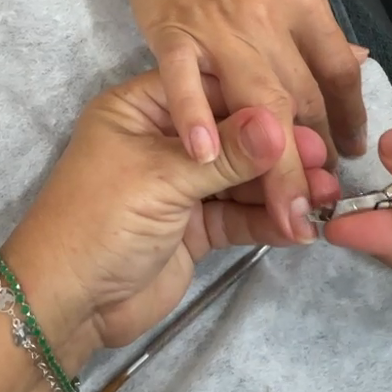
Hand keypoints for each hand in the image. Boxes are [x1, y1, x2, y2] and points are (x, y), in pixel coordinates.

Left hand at [3, 72, 336, 350]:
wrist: (67, 301)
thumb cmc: (101, 217)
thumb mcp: (161, 177)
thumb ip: (225, 155)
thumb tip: (279, 124)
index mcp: (141, 108)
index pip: (206, 90)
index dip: (253, 100)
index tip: (301, 109)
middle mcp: (162, 138)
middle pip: (227, 135)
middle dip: (273, 149)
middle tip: (322, 158)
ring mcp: (178, 184)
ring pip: (236, 178)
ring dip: (277, 187)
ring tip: (323, 195)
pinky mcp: (191, 225)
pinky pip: (234, 215)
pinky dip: (264, 220)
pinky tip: (300, 225)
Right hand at [85, 0, 365, 240]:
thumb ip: (310, 25)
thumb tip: (352, 64)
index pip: (338, 69)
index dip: (349, 119)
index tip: (349, 154)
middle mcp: (267, 12)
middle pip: (302, 98)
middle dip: (316, 161)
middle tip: (321, 209)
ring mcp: (216, 23)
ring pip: (255, 102)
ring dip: (274, 166)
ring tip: (286, 215)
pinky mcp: (170, 30)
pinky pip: (186, 82)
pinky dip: (196, 120)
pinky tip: (207, 158)